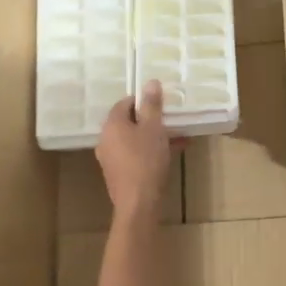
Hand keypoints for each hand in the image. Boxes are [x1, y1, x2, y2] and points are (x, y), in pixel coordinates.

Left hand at [95, 80, 171, 213]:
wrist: (138, 203)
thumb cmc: (146, 160)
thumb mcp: (154, 128)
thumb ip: (151, 105)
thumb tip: (150, 82)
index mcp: (112, 125)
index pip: (124, 103)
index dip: (143, 100)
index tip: (161, 104)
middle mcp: (106, 140)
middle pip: (129, 122)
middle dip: (152, 119)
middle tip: (171, 119)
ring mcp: (111, 158)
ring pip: (134, 139)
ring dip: (154, 135)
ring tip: (178, 136)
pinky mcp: (119, 173)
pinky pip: (135, 154)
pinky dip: (150, 150)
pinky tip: (172, 152)